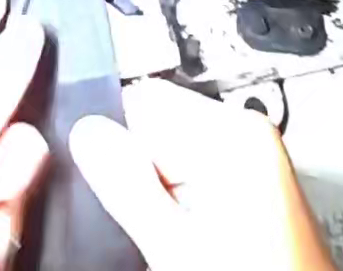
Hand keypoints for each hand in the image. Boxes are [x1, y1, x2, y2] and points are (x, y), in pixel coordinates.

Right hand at [71, 79, 335, 270]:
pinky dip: (183, 205)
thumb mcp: (177, 244)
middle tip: (151, 228)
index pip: (147, 99)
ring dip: (160, 192)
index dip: (116, 141)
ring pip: (178, 157)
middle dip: (142, 172)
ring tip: (174, 241)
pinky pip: (199, 178)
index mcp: (236, 130)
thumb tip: (87, 131)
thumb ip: (128, 183)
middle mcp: (249, 134)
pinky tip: (190, 244)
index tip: (104, 181)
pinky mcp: (255, 191)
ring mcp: (255, 163)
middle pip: (162, 129)